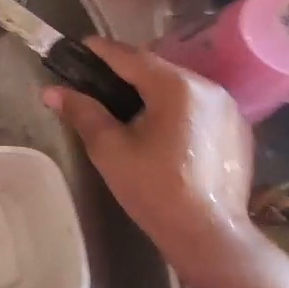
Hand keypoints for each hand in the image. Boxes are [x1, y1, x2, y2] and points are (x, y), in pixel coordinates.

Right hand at [42, 37, 252, 256]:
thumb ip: (82, 112)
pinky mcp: (237, 129)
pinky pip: (197, 104)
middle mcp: (207, 87)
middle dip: (124, 72)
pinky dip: (175, 106)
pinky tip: (160, 128)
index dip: (99, 51)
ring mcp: (228, 108)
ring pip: (178, 85)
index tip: (76, 50)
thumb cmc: (155, 189)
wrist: (212, 238)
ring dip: (150, 89)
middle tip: (95, 83)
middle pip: (155, 68)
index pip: (129, 55)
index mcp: (176, 86)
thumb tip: (50, 91)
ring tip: (124, 105)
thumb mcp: (109, 149)